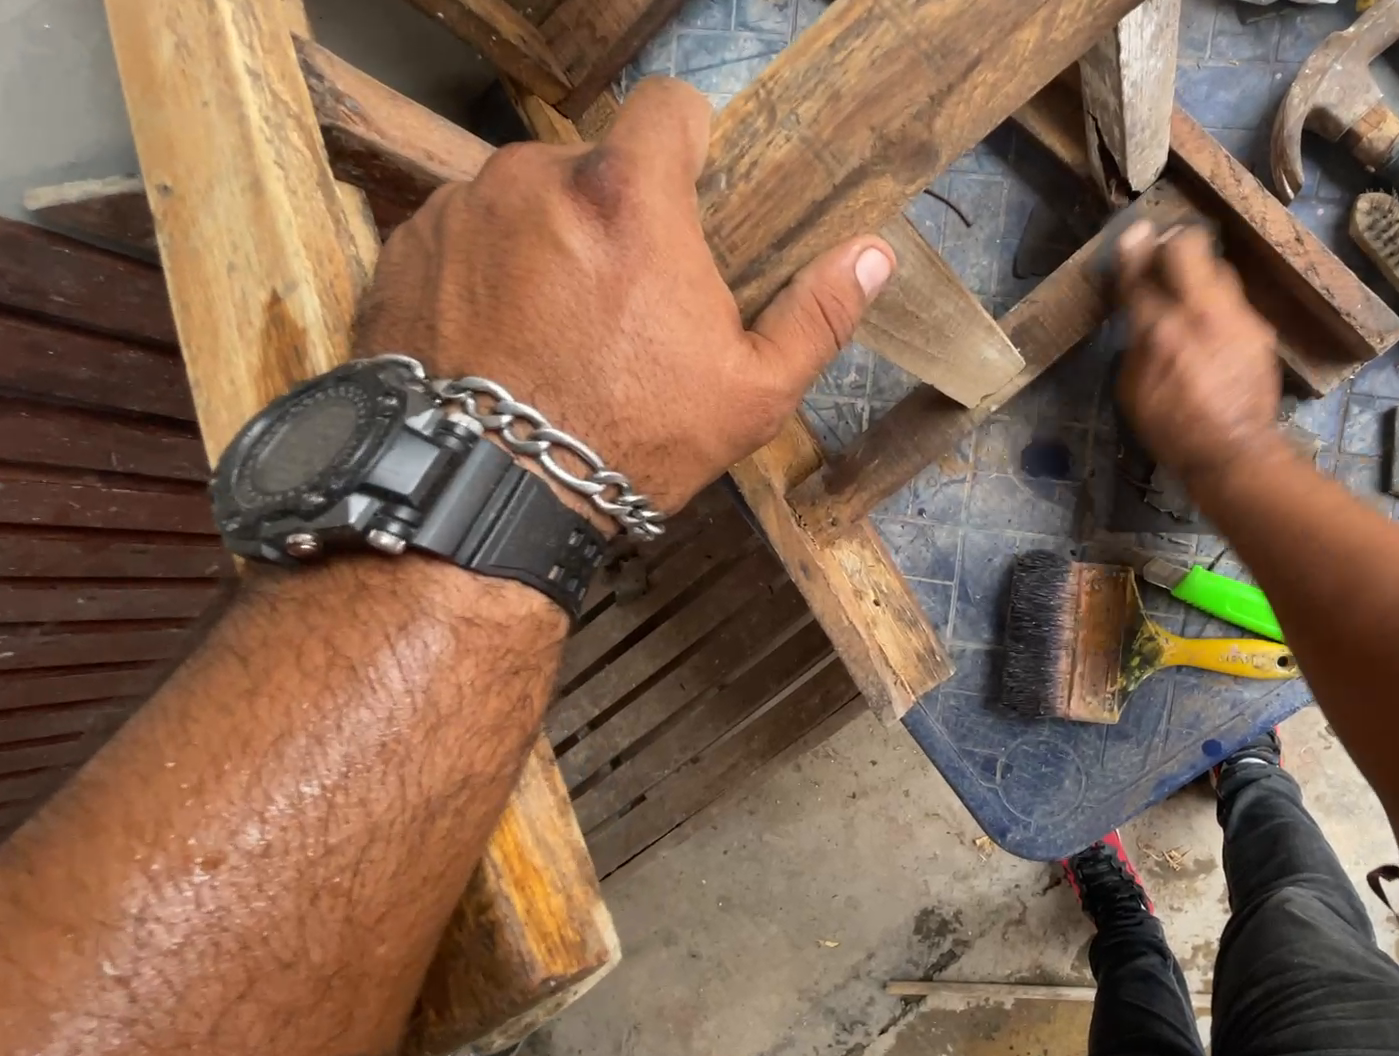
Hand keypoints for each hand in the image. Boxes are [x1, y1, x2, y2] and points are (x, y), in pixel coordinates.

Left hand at [352, 77, 895, 512]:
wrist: (493, 491)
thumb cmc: (642, 436)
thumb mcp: (756, 389)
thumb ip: (818, 312)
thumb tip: (875, 254)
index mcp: (632, 199)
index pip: (669, 106)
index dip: (692, 140)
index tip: (697, 188)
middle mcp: (537, 176)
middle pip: (601, 164)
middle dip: (625, 213)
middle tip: (636, 300)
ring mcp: (462, 206)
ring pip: (533, 195)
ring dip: (559, 237)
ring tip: (568, 324)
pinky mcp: (408, 244)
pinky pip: (471, 229)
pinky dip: (496, 264)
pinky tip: (511, 334)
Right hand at [1114, 222, 1284, 482]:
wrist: (1234, 452)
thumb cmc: (1172, 429)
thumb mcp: (1134, 392)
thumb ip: (1137, 346)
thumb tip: (1140, 321)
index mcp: (1160, 331)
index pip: (1141, 276)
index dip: (1133, 252)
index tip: (1132, 235)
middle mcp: (1201, 313)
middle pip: (1189, 248)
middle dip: (1172, 242)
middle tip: (1163, 248)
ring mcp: (1237, 318)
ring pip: (1218, 269)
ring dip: (1199, 269)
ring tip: (1188, 282)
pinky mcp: (1260, 330)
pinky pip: (1234, 300)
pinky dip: (1217, 301)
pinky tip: (1210, 319)